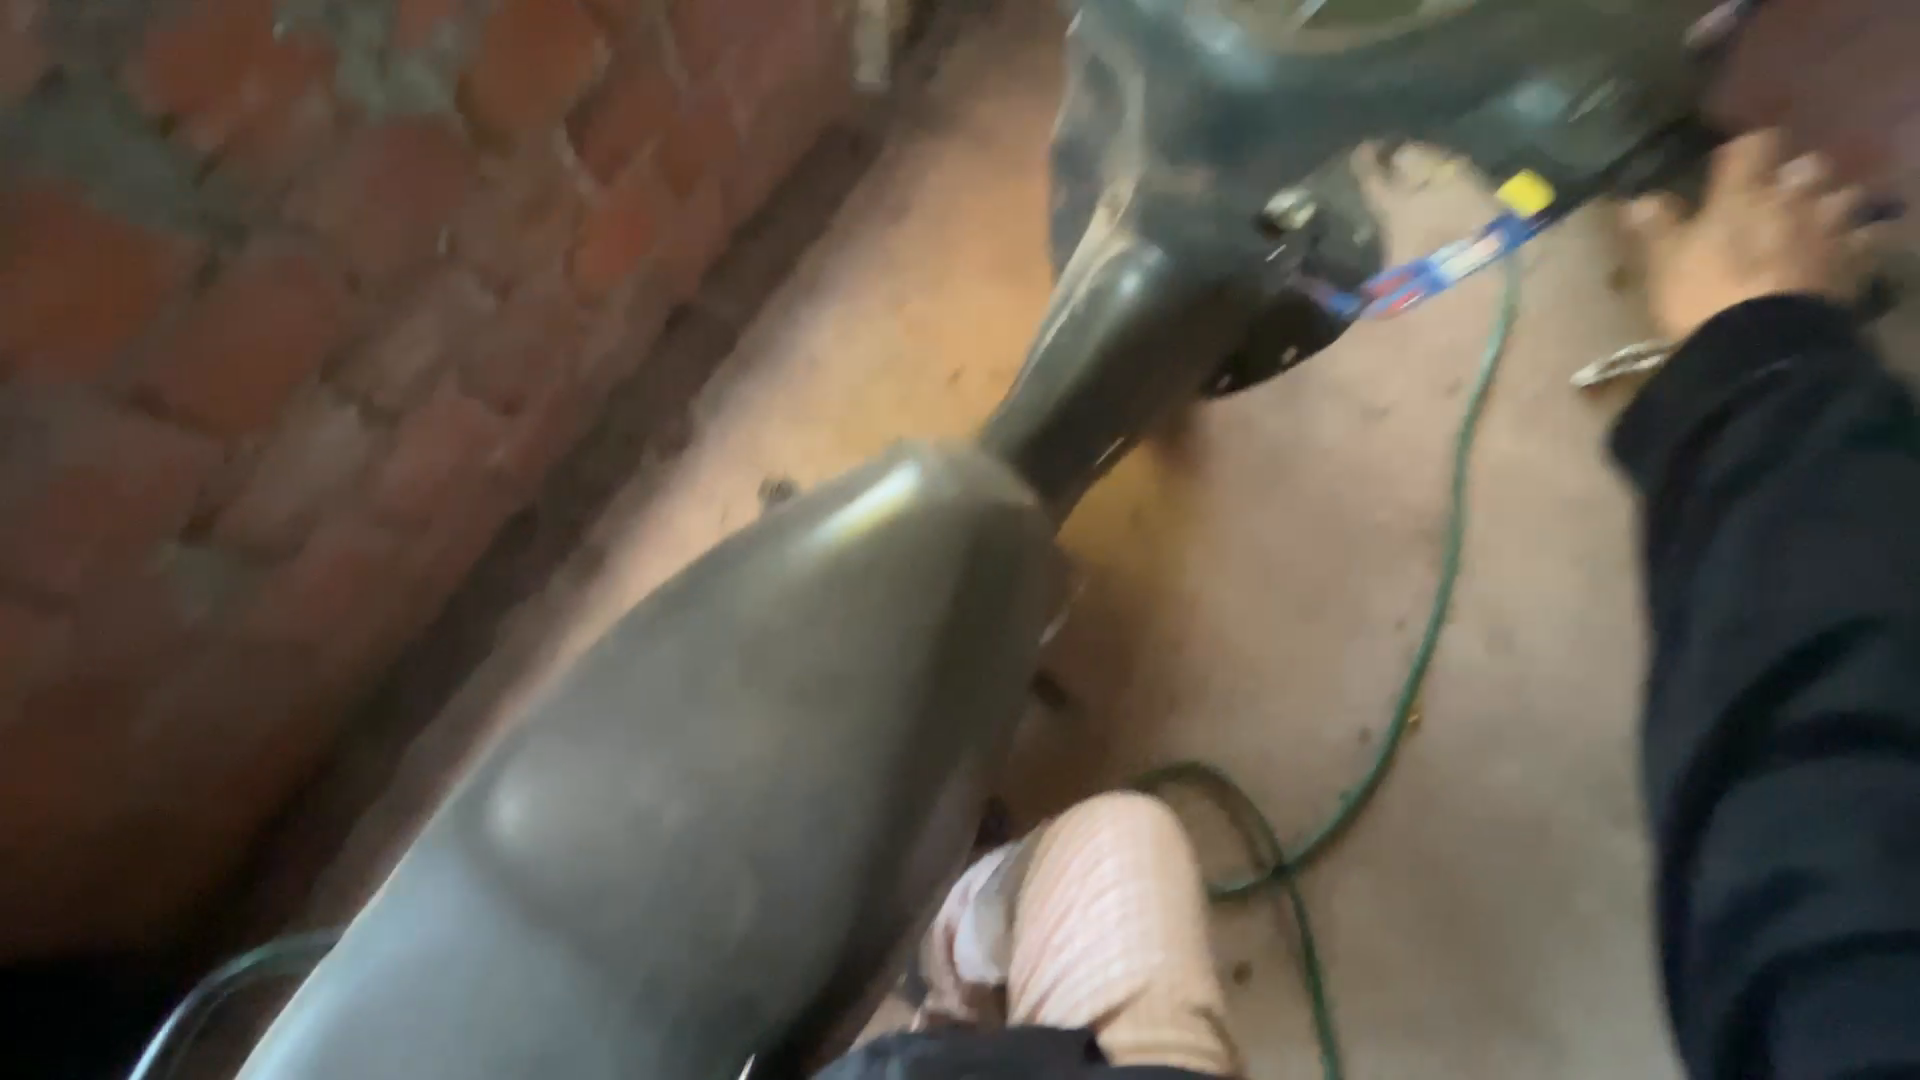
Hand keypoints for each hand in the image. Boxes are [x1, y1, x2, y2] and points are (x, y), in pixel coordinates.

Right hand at [1623, 130, 1880, 341]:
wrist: (1757, 336)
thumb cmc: (1700, 293)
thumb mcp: (1663, 262)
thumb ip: (1657, 226)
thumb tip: (1635, 200)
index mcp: (1742, 195)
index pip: (1752, 147)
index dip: (1742, 152)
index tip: (1727, 164)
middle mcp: (1793, 198)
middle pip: (1806, 166)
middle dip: (1792, 176)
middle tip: (1773, 195)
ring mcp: (1829, 225)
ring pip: (1841, 196)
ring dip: (1828, 203)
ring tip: (1813, 221)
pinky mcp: (1853, 257)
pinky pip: (1865, 235)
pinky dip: (1855, 238)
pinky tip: (1840, 249)